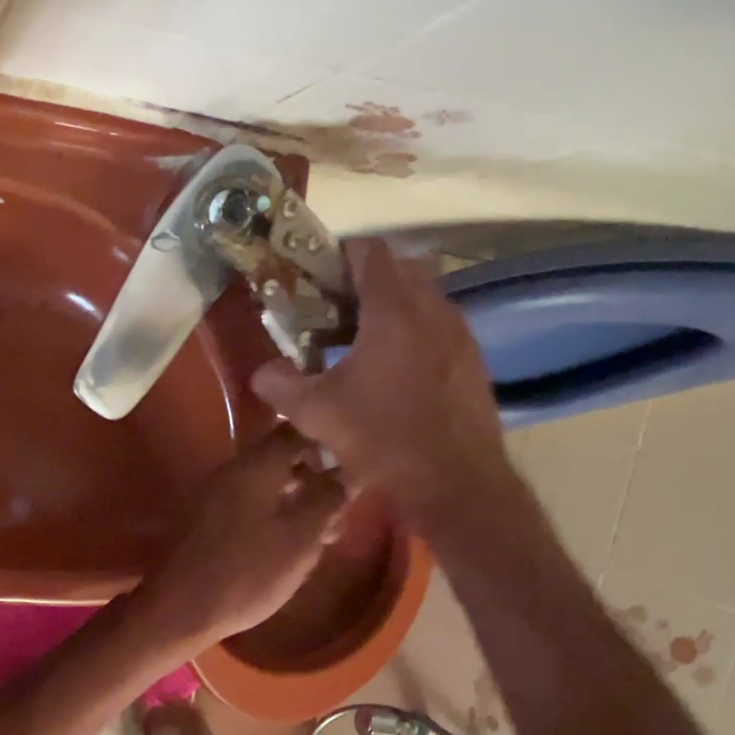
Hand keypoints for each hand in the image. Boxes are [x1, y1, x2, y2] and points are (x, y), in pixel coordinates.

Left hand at [135, 428, 345, 646]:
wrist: (182, 608)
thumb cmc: (248, 570)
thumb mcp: (301, 536)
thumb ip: (328, 497)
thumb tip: (346, 472)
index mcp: (253, 465)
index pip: (295, 431)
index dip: (327, 440)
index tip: (356, 460)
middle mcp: (230, 471)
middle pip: (281, 460)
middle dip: (316, 479)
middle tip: (342, 510)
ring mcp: (214, 496)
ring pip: (267, 487)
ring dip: (298, 503)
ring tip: (325, 536)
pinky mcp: (207, 522)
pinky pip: (249, 508)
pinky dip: (275, 519)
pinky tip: (292, 548)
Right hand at [252, 238, 508, 524]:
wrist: (455, 482)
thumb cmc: (382, 438)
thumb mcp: (314, 413)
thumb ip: (279, 384)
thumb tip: (262, 372)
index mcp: (393, 311)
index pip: (371, 252)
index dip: (339, 253)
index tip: (313, 275)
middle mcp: (433, 311)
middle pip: (401, 268)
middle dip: (364, 278)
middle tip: (330, 306)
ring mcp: (459, 334)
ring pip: (423, 297)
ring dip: (390, 306)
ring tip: (356, 340)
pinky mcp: (472, 361)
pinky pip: (438, 327)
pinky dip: (412, 332)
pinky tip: (389, 371)